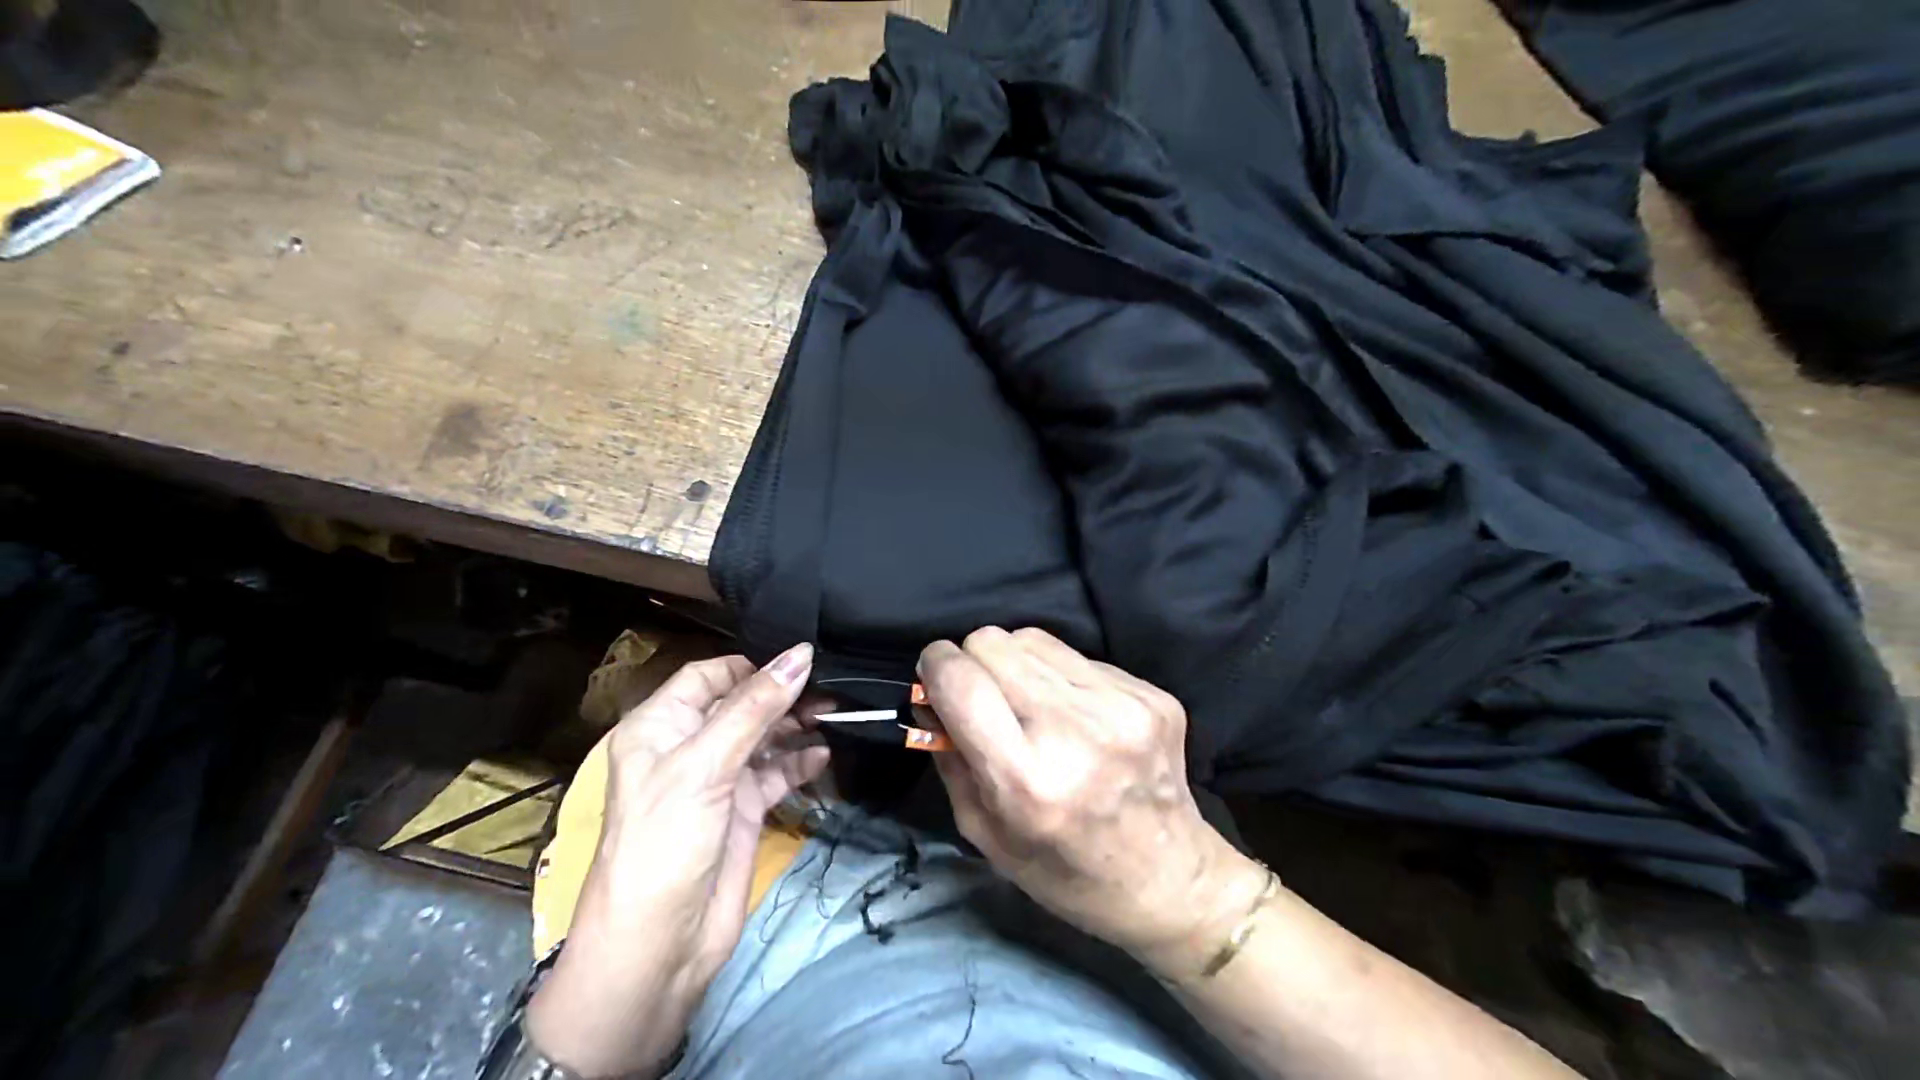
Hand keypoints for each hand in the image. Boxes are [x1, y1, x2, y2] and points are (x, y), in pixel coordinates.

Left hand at [526, 644, 828, 1077]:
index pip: (709, 676)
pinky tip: (823, 756)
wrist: (660, 944)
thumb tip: (801, 654)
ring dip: (796, 726)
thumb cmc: (666, 840)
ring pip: (764, 736)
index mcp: (661, 725)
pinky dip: (800, 761)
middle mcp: (689, 746)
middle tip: (830, 689)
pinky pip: (777, 772)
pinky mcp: (743, 808)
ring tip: (834, 716)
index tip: (799, 659)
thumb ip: (756, 707)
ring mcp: (718, 778)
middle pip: (743, 704)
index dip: (751, 665)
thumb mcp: (706, 765)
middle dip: (782, 694)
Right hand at [919, 628, 1268, 973]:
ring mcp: (1122, 706)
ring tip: (1029, 704)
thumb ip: (948, 757)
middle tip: (982, 696)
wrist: (1171, 881)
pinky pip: (1077, 655)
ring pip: (1033, 637)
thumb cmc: (1065, 872)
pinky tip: (1074, 715)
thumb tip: (928, 696)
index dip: (935, 665)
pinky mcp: (1151, 694)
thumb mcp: (985, 833)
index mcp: (1028, 780)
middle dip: (973, 662)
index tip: (933, 676)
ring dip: (1016, 663)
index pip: (960, 680)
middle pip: (993, 642)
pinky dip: (1060, 676)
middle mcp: (1076, 731)